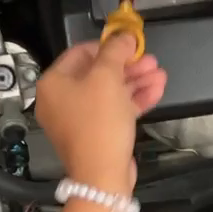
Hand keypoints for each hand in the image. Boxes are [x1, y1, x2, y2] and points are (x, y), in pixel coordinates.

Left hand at [34, 35, 165, 194]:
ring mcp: (79, 121)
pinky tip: (155, 91)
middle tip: (149, 60)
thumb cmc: (98, 124)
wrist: (102, 176)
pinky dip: (133, 101)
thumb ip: (116, 51)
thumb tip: (123, 35)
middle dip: (128, 66)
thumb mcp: (107, 77)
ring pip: (110, 93)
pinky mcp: (96, 136)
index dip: (108, 46)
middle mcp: (61, 102)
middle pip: (98, 74)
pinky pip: (114, 112)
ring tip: (159, 75)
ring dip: (136, 82)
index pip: (80, 53)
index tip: (129, 44)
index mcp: (53, 84)